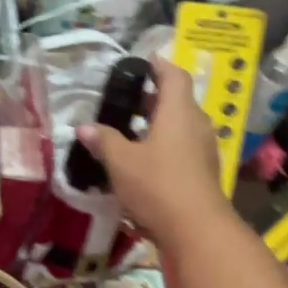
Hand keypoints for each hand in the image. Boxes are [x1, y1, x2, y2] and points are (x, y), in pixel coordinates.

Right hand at [75, 59, 230, 245]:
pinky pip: (181, 146)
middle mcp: (195, 123)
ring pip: (179, 125)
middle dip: (153, 97)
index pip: (174, 76)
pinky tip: (143, 159)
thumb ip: (104, 141)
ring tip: (130, 131)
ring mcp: (202, 147)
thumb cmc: (156, 185)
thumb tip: (85, 127)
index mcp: (178, 112)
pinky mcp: (201, 170)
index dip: (159, 66)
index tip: (144, 61)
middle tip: (128, 100)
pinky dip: (163, 143)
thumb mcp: (121, 162)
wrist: (194, 226)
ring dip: (157, 123)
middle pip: (177, 101)